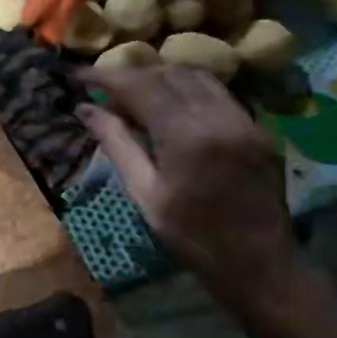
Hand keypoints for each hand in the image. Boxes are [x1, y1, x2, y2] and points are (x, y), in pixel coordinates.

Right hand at [74, 65, 298, 313]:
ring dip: (159, 77)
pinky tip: (166, 106)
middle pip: (168, 74)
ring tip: (131, 94)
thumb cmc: (191, 236)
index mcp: (187, 137)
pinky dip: (185, 88)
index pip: (140, 87)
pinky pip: (216, 92)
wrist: (260, 264)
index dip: (105, 76)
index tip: (76, 75)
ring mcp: (244, 120)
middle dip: (130, 75)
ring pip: (195, 77)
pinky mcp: (257, 128)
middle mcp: (220, 117)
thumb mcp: (143, 192)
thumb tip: (84, 108)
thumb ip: (116, 143)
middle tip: (100, 88)